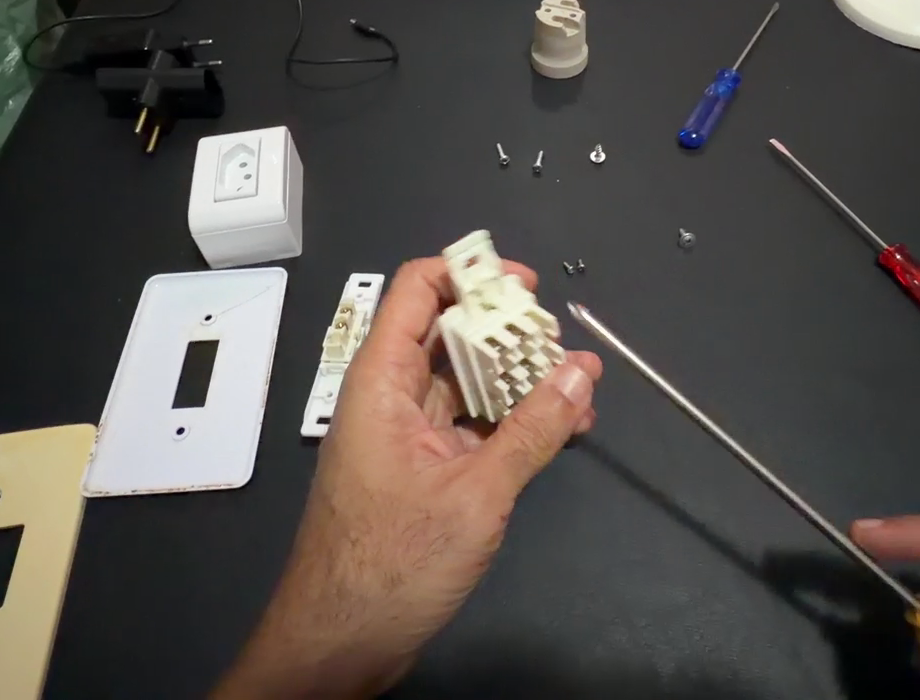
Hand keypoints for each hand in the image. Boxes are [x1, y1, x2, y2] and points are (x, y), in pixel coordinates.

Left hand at [212, 257, 601, 699]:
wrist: (338, 646)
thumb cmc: (392, 563)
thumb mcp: (475, 494)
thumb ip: (532, 430)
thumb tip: (582, 372)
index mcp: (383, 378)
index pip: (418, 289)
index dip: (468, 273)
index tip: (523, 285)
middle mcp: (393, 392)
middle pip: (451, 332)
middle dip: (508, 330)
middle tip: (561, 342)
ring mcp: (409, 430)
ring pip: (467, 380)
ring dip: (520, 380)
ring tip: (579, 386)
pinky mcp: (425, 464)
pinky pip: (472, 422)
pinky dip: (513, 420)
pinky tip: (562, 427)